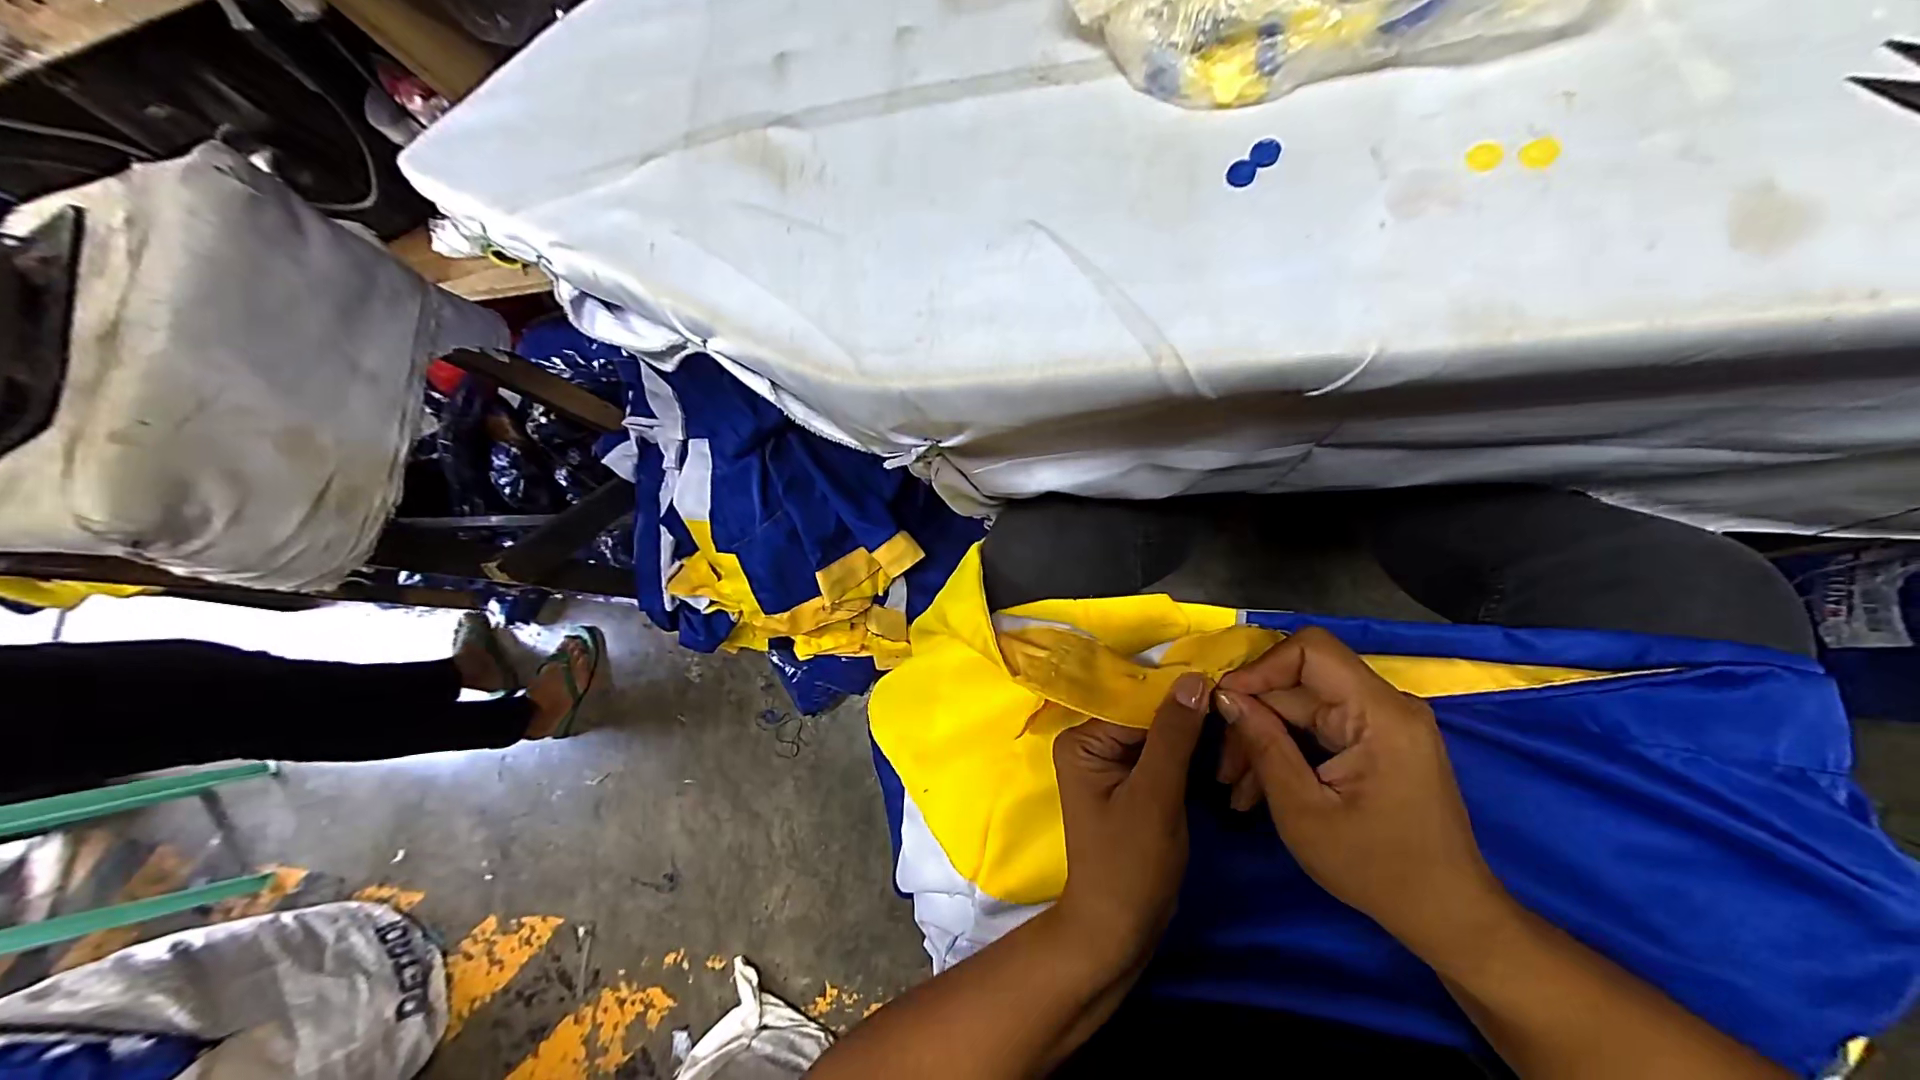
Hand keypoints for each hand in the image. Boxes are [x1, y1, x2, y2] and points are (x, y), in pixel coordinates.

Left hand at [1051, 672, 1209, 969]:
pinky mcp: (1131, 783)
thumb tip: (1194, 678)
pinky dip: (1189, 758)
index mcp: (1082, 740)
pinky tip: (1220, 756)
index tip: (1229, 692)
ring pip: (1160, 735)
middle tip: (1240, 719)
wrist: (1120, 929)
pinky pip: (1162, 757)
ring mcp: (1110, 764)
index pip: (1137, 704)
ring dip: (1195, 738)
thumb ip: (1173, 735)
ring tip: (1236, 736)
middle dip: (1191, 720)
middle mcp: (1090, 743)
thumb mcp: (1155, 796)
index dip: (1181, 699)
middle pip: (1148, 717)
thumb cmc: (1131, 864)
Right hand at [1212, 627, 1507, 956]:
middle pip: (1299, 684)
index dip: (1260, 668)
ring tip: (1235, 787)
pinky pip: (1318, 728)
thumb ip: (1263, 743)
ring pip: (1301, 708)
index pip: (1311, 650)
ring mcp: (1384, 723)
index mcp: (1381, 714)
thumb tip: (1225, 696)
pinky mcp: (1377, 742)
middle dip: (1253, 718)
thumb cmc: (1376, 868)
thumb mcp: (1302, 809)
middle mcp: (1387, 706)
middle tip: (1223, 767)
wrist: (1446, 915)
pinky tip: (1258, 788)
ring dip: (1263, 739)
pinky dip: (1286, 750)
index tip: (1224, 704)